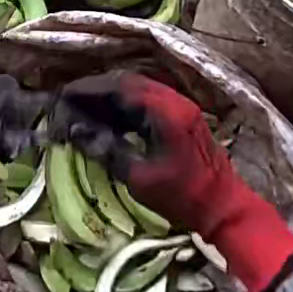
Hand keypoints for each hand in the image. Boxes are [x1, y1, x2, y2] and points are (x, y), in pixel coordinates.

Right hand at [51, 71, 292, 291]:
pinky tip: (108, 116)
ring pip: (136, 88)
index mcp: (165, 111)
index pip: (119, 88)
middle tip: (70, 98)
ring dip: (109, 94)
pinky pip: (146, 99)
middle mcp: (173, 100)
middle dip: (96, 89)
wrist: (228, 209)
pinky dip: (124, 103)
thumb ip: (107, 150)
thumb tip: (74, 131)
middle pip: (127, 82)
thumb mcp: (140, 178)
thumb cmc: (184, 196)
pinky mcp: (181, 115)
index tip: (64, 94)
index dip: (88, 89)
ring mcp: (180, 106)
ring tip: (83, 106)